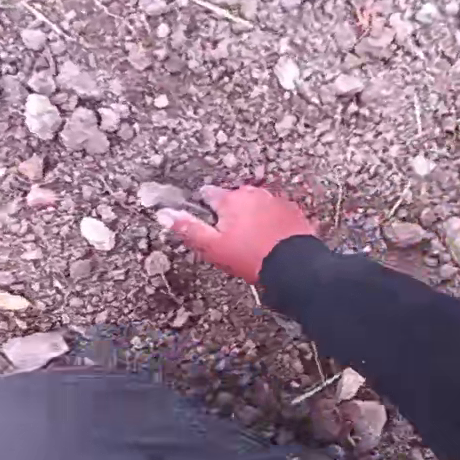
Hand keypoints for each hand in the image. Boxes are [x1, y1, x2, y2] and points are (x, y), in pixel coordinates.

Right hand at [158, 185, 316, 284]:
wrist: (294, 266)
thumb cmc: (251, 257)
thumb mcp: (213, 247)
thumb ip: (189, 228)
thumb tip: (165, 214)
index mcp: (231, 199)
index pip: (207, 194)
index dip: (204, 209)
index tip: (208, 225)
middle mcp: (253, 193)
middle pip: (233, 200)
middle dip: (230, 215)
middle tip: (232, 241)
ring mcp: (275, 201)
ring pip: (256, 206)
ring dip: (252, 218)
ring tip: (253, 243)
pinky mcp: (293, 211)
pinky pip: (276, 214)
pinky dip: (272, 223)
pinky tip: (271, 241)